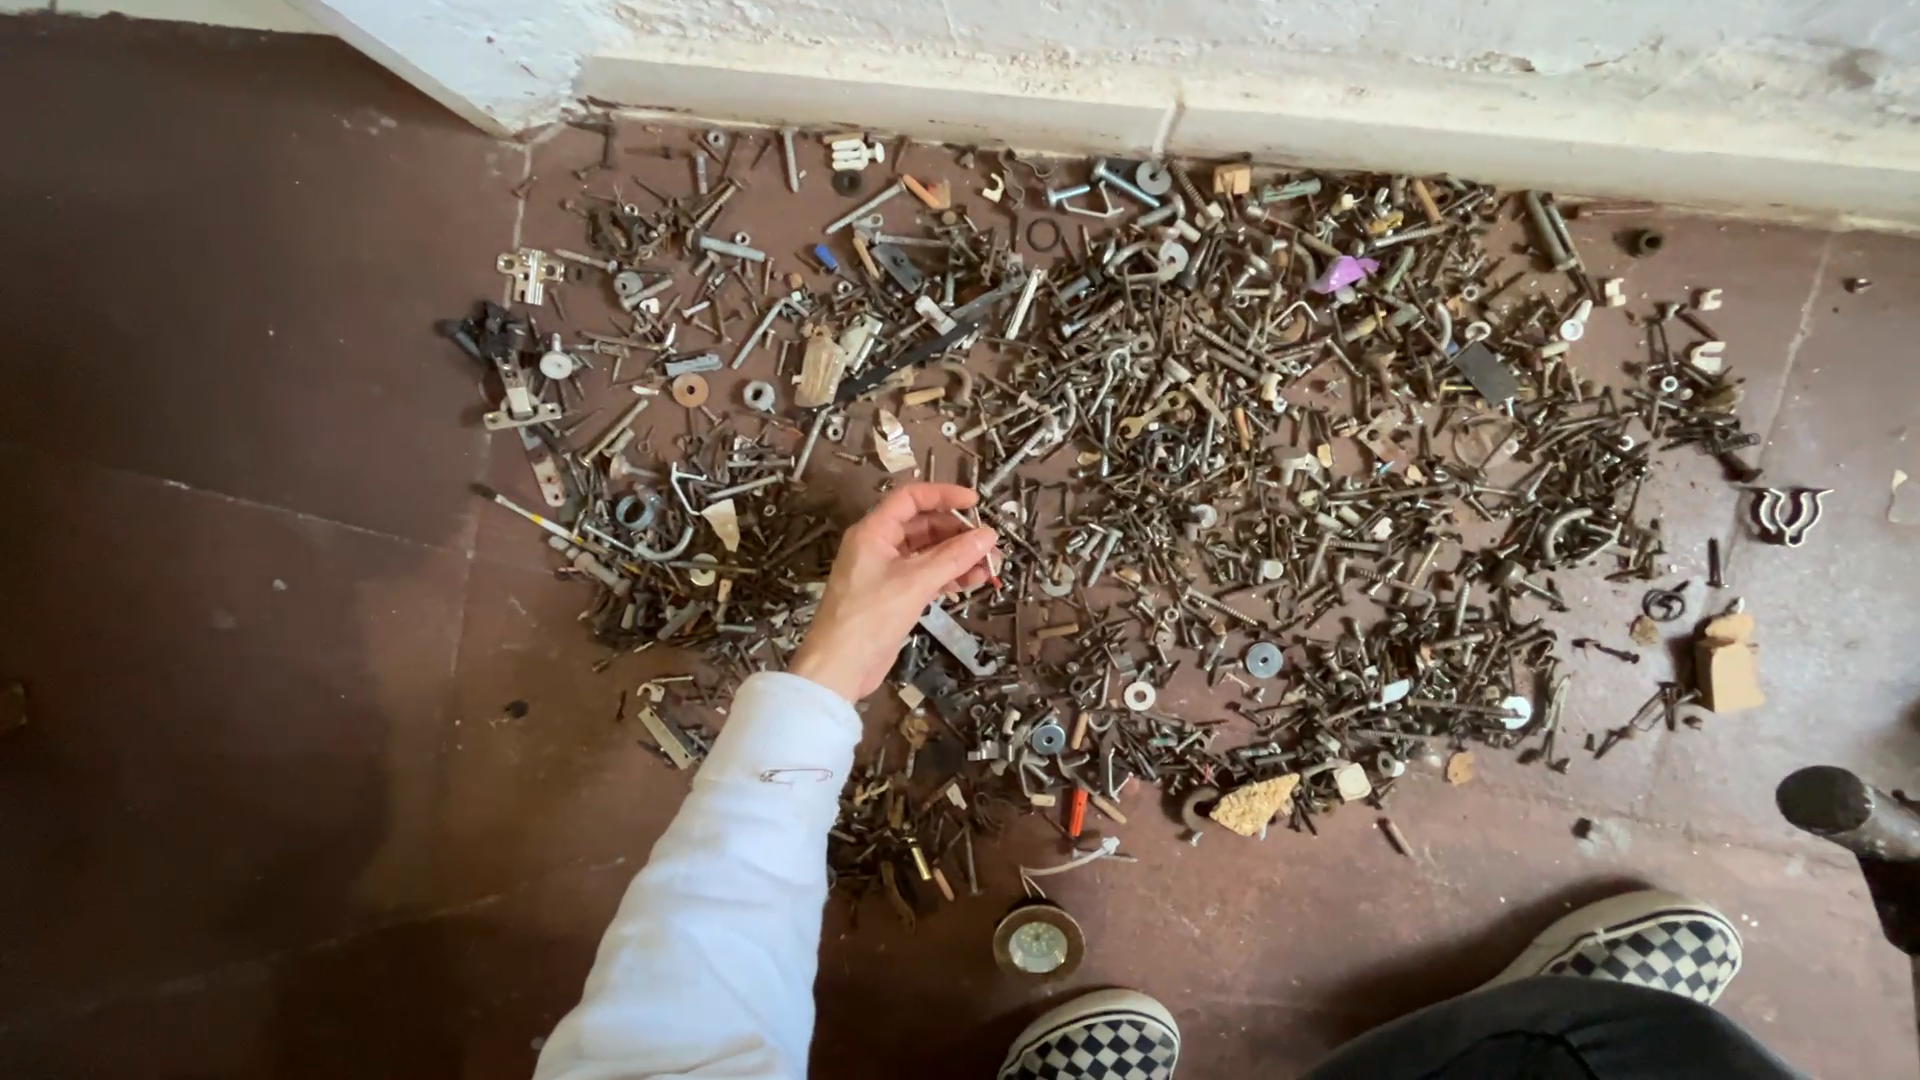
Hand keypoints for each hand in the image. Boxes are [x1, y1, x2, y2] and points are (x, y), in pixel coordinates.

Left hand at [789, 483, 998, 702]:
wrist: (840, 666)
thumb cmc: (869, 616)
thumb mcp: (915, 582)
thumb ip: (954, 557)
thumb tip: (988, 536)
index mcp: (873, 532)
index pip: (911, 498)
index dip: (943, 495)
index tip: (974, 503)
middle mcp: (879, 546)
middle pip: (923, 526)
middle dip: (958, 533)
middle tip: (989, 544)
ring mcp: (886, 572)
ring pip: (928, 553)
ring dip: (958, 557)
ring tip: (990, 566)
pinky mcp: (894, 595)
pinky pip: (926, 576)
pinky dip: (949, 577)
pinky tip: (973, 581)